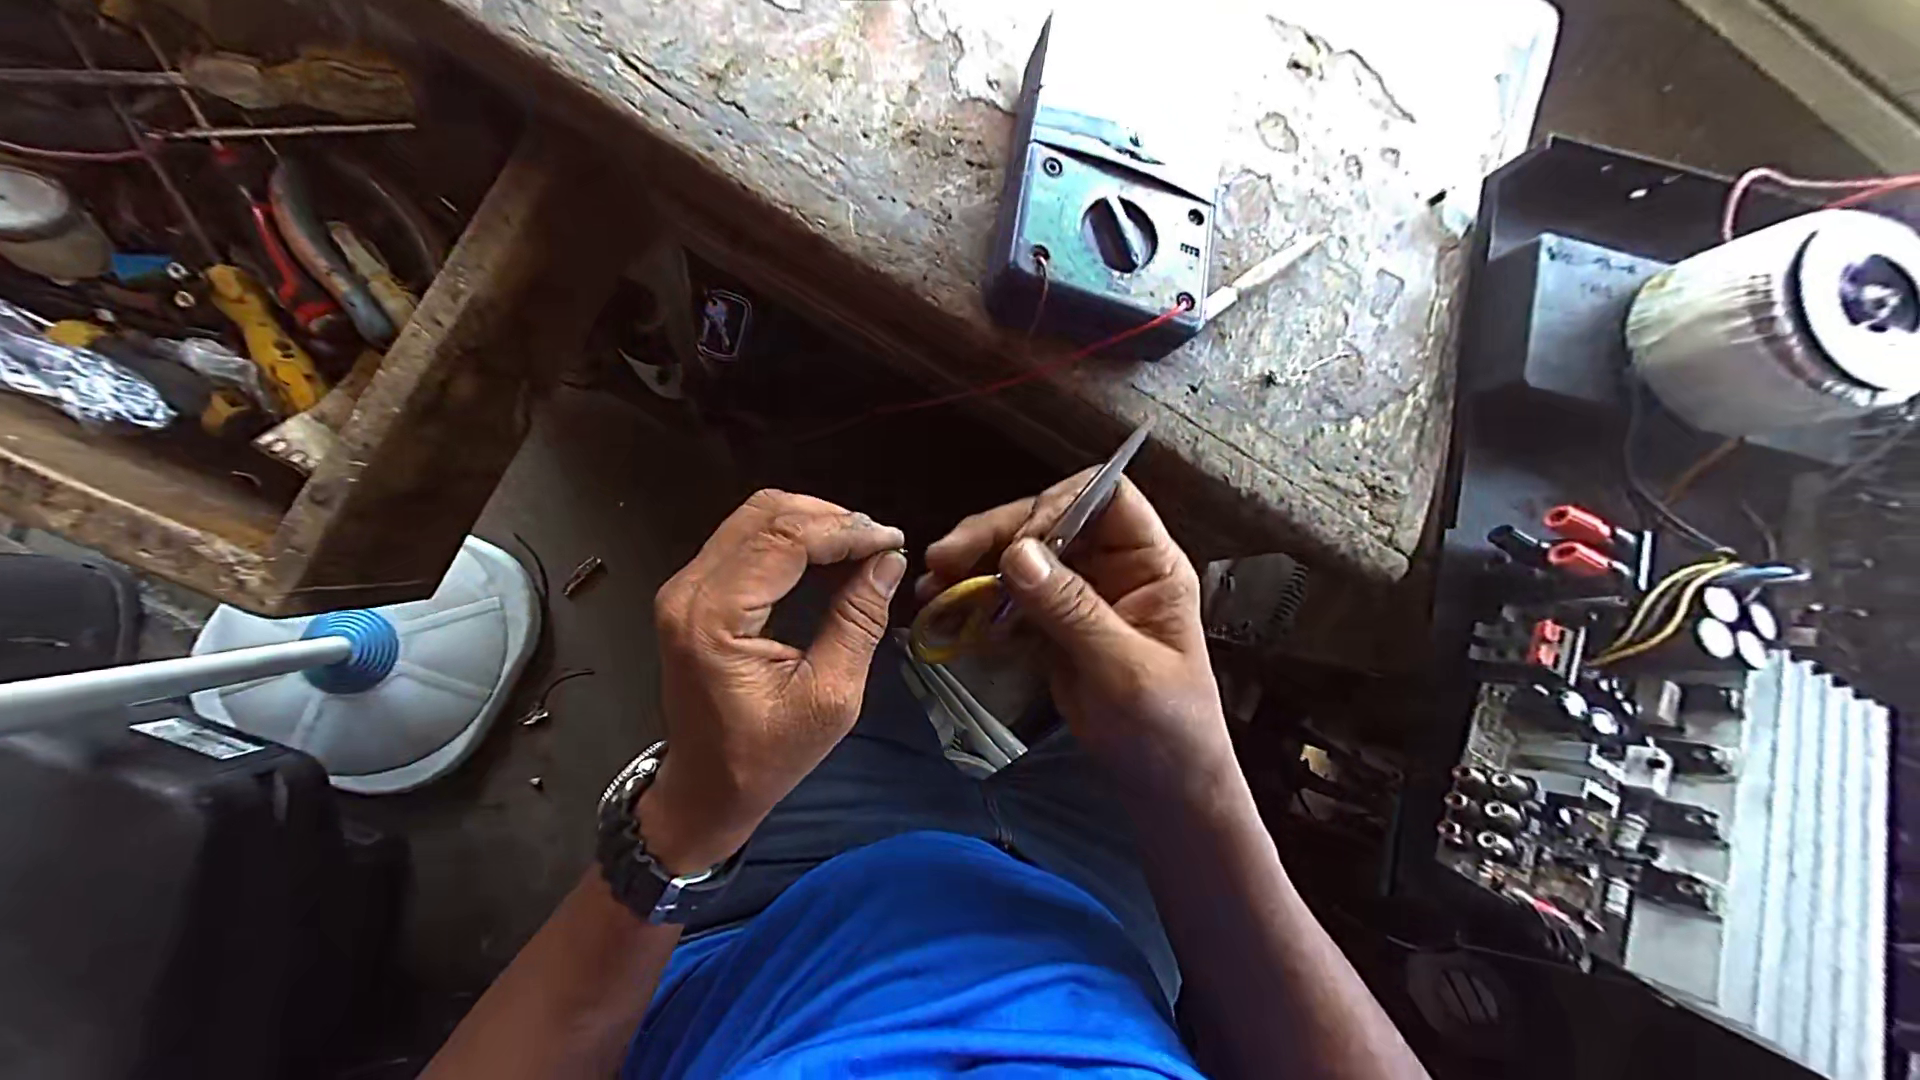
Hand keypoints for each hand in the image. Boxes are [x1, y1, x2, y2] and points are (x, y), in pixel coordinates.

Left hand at [643, 490, 906, 872]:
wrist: (704, 788)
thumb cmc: (764, 757)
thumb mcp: (829, 697)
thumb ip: (857, 622)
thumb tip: (888, 563)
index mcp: (715, 617)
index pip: (785, 539)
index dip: (845, 531)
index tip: (891, 542)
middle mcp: (689, 589)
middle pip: (766, 513)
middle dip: (832, 520)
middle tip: (879, 544)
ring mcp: (686, 586)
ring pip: (757, 518)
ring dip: (815, 525)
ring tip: (861, 549)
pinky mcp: (695, 591)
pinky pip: (748, 540)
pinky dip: (795, 540)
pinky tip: (830, 559)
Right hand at [919, 473, 1232, 796]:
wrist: (1160, 781)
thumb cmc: (1166, 726)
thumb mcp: (1123, 669)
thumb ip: (1071, 610)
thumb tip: (1017, 554)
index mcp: (1147, 563)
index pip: (1106, 497)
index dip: (1059, 504)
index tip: (1016, 542)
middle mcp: (1110, 565)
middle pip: (1049, 520)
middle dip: (995, 535)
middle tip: (944, 560)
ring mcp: (1077, 592)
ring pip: (1020, 556)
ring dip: (974, 565)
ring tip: (932, 585)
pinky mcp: (1050, 621)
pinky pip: (1007, 595)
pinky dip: (975, 600)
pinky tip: (945, 611)